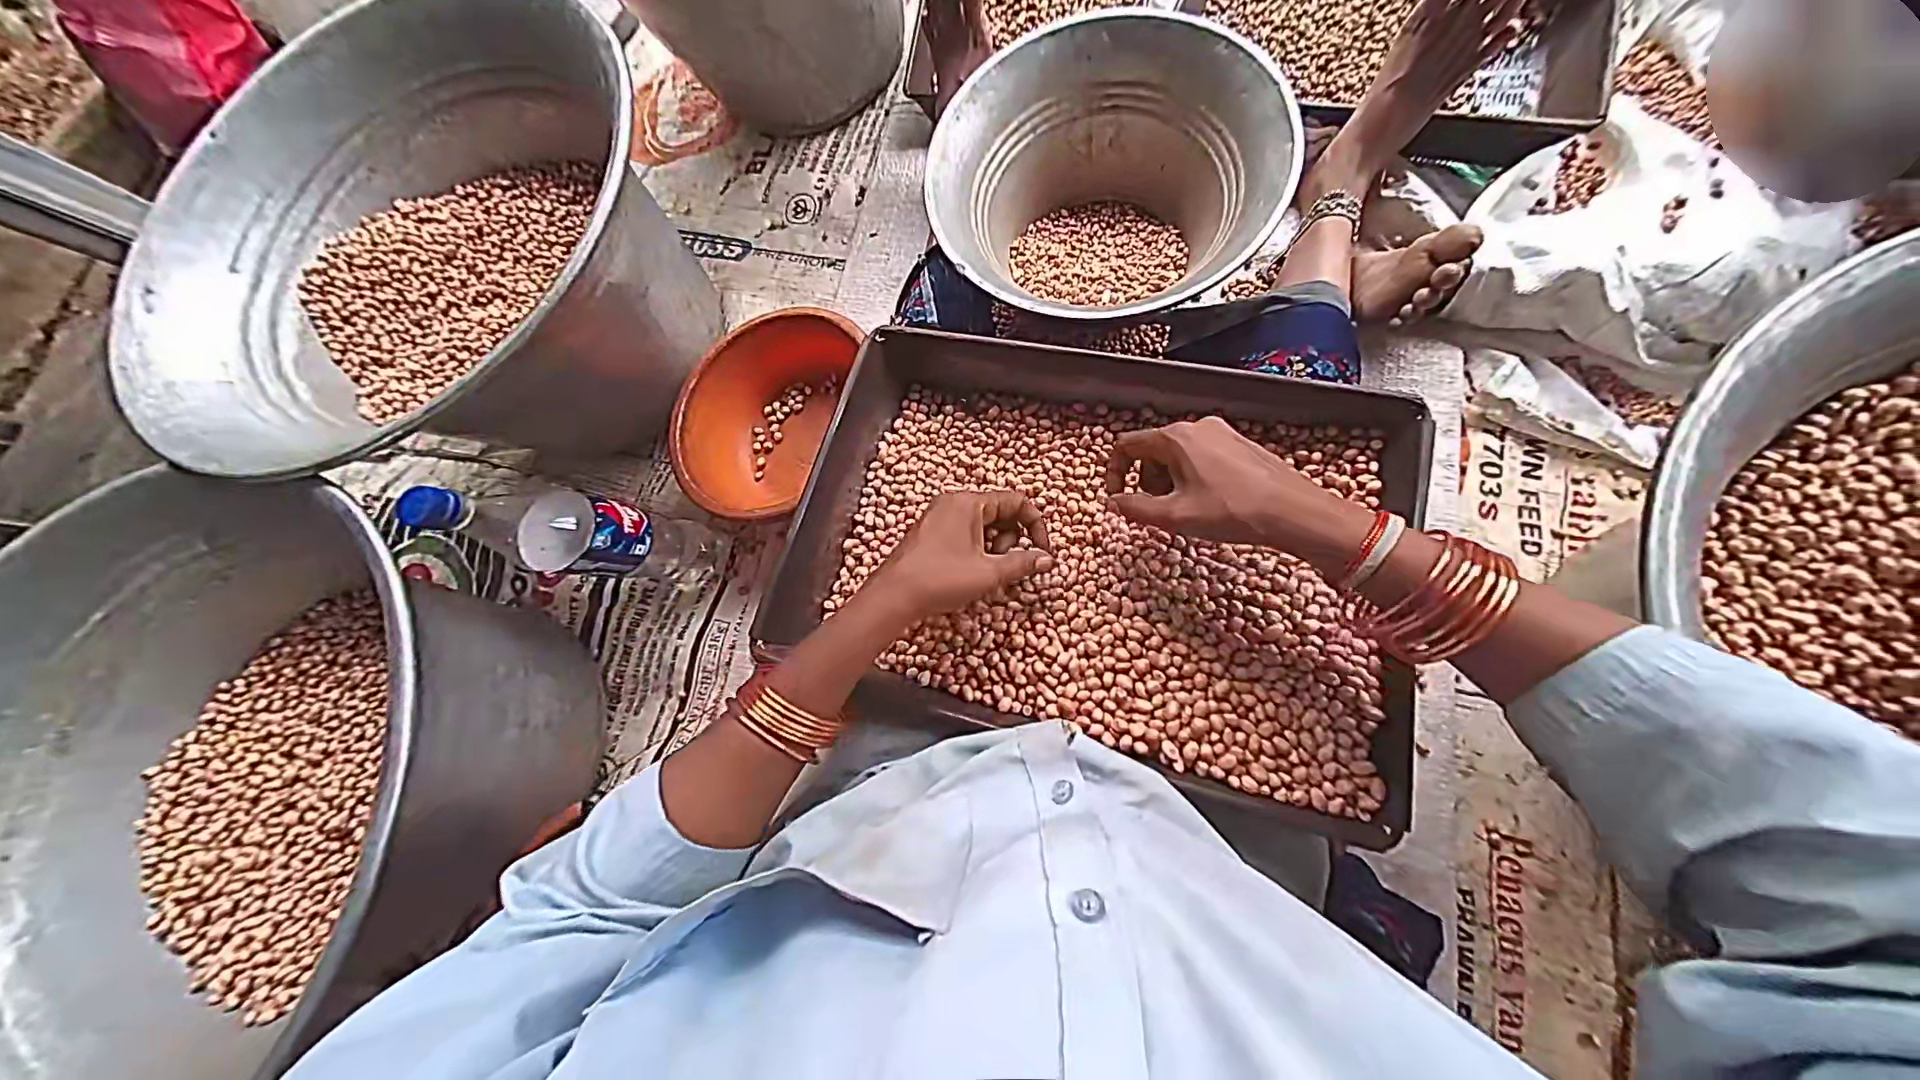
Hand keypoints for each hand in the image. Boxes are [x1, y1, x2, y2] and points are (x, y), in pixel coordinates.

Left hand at [863, 490, 1053, 619]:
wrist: (893, 596)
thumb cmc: (940, 579)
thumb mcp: (989, 572)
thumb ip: (1022, 563)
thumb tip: (1047, 559)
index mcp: (968, 503)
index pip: (1016, 502)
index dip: (1036, 526)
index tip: (1042, 551)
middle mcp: (953, 504)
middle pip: (1000, 514)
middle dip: (1011, 541)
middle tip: (1006, 566)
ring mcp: (939, 519)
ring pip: (983, 527)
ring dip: (994, 549)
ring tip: (986, 573)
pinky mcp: (931, 535)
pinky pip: (965, 536)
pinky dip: (977, 552)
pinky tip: (971, 575)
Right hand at [1104, 417, 1369, 571]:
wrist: (1294, 513)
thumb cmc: (1234, 511)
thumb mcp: (1173, 516)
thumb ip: (1134, 508)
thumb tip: (1113, 503)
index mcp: (1176, 438)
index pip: (1126, 445)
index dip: (1114, 472)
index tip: (1116, 497)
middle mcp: (1198, 428)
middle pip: (1152, 451)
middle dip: (1145, 482)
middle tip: (1157, 511)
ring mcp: (1222, 435)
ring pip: (1177, 457)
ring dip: (1169, 484)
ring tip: (1186, 511)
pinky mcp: (1240, 448)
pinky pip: (1202, 460)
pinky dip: (1193, 481)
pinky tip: (1210, 506)